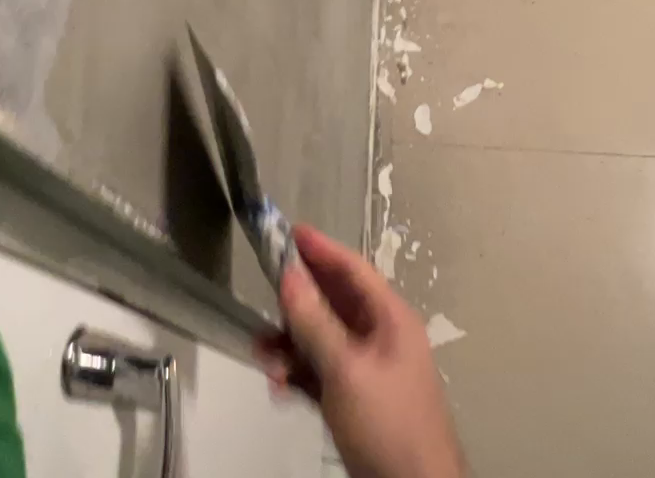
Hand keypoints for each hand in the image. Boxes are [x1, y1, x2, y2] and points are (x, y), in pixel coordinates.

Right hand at [256, 224, 466, 477]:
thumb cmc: (387, 423)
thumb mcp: (346, 369)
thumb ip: (314, 322)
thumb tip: (289, 274)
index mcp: (390, 319)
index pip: (352, 269)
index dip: (321, 249)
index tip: (288, 231)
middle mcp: (379, 336)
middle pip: (331, 302)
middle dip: (295, 303)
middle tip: (265, 298)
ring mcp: (365, 367)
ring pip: (319, 337)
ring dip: (290, 344)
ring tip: (264, 357)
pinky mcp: (353, 396)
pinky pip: (318, 370)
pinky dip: (296, 373)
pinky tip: (278, 386)